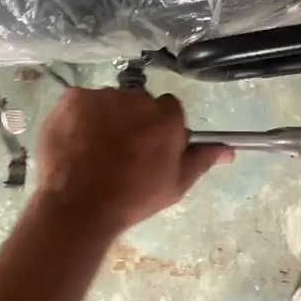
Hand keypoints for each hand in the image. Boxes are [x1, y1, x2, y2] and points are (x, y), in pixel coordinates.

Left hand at [32, 88, 229, 234]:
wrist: (79, 205)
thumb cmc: (133, 198)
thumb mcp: (175, 184)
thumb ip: (201, 160)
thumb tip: (229, 150)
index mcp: (166, 117)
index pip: (170, 109)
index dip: (160, 129)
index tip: (151, 149)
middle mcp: (136, 98)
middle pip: (139, 103)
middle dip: (134, 121)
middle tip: (123, 153)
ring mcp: (101, 96)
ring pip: (109, 102)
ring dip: (107, 119)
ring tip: (96, 152)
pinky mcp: (71, 99)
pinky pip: (81, 104)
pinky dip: (81, 119)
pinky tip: (78, 144)